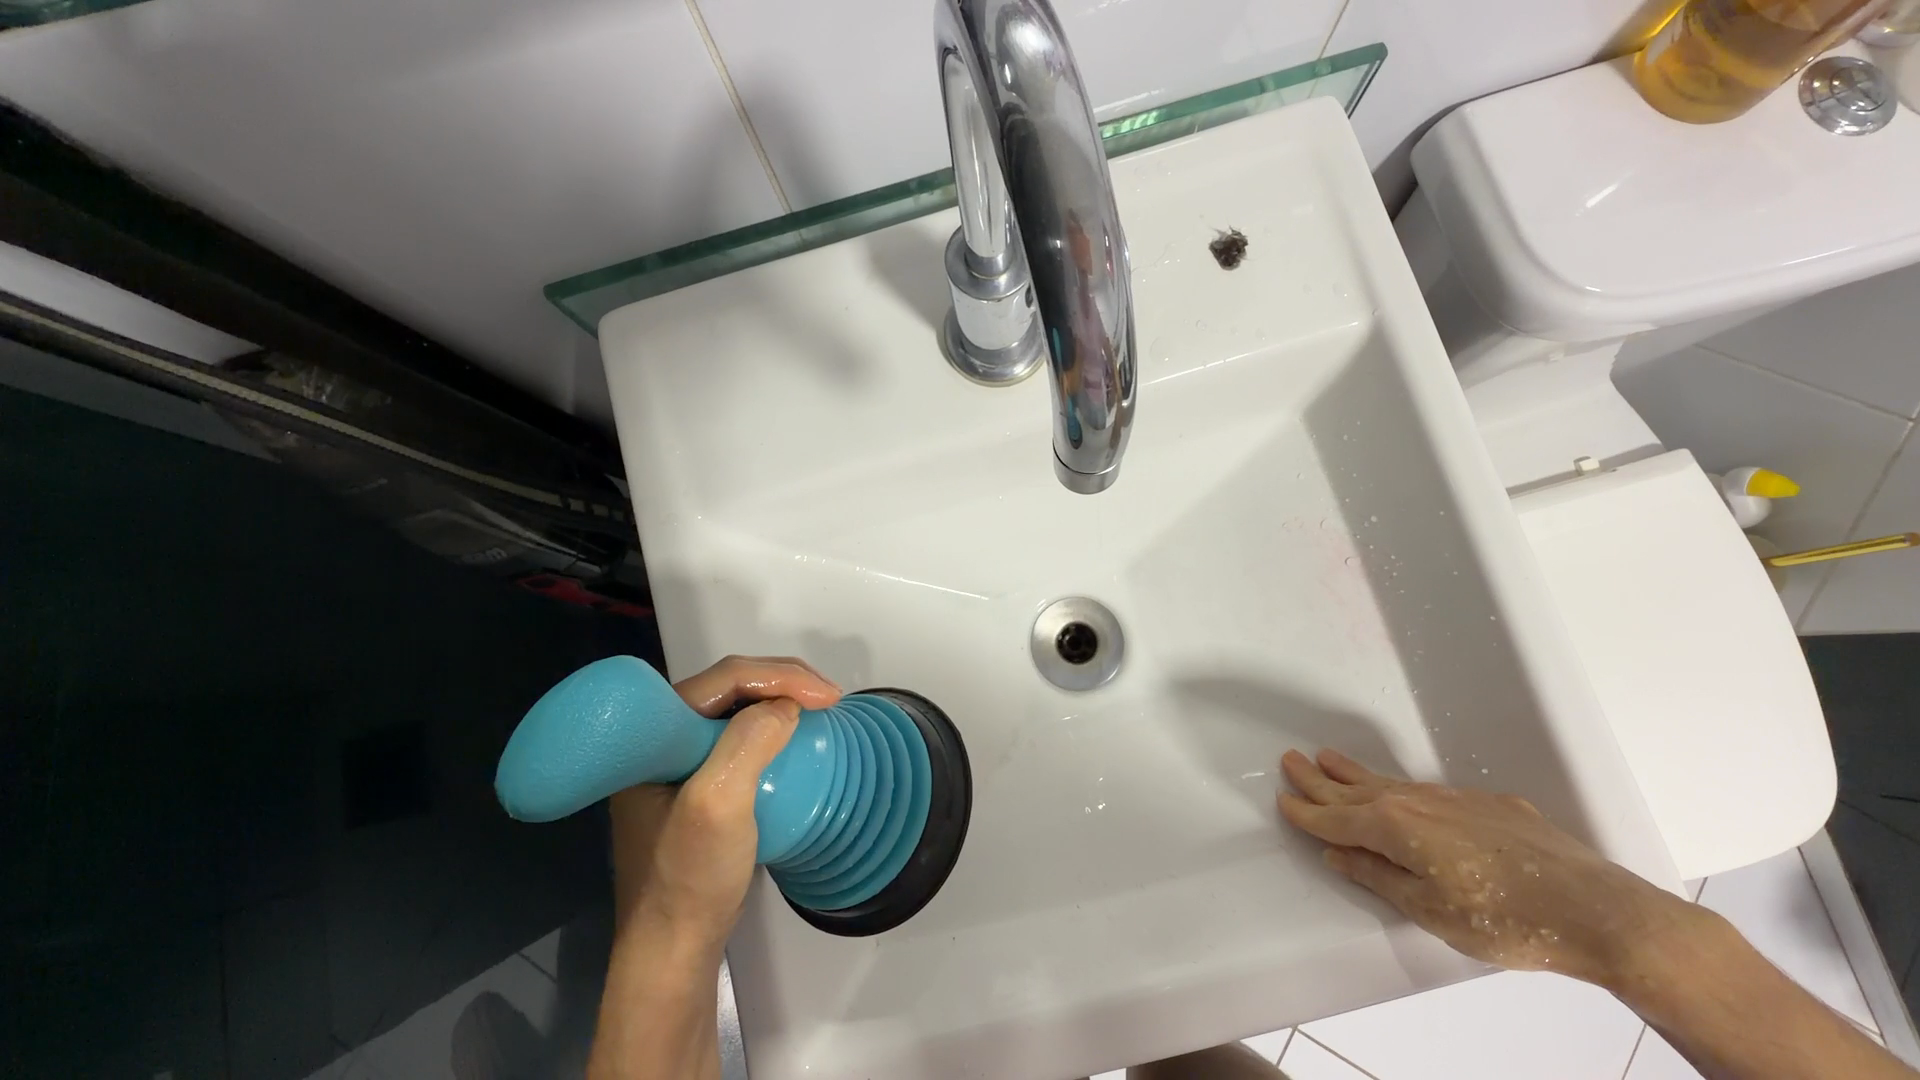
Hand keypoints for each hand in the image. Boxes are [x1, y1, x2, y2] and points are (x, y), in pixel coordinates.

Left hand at [609, 656, 841, 948]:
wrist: (674, 949)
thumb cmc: (689, 878)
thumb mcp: (717, 805)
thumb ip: (746, 744)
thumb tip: (786, 706)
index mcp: (652, 734)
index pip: (723, 680)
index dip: (780, 676)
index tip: (828, 696)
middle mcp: (660, 740)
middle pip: (729, 688)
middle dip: (784, 683)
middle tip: (830, 699)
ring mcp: (677, 764)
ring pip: (736, 711)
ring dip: (780, 702)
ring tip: (819, 710)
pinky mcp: (695, 786)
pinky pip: (738, 740)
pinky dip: (772, 731)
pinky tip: (795, 740)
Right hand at [1278, 749, 1691, 986]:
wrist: (1596, 911)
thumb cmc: (1505, 921)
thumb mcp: (1429, 910)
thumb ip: (1378, 876)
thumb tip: (1339, 854)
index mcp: (1395, 828)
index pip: (1336, 820)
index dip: (1307, 812)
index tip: (1282, 798)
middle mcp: (1417, 803)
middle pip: (1355, 790)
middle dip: (1319, 779)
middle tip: (1290, 760)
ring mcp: (1453, 800)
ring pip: (1389, 783)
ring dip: (1353, 773)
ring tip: (1327, 758)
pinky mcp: (1487, 805)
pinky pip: (1425, 791)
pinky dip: (1396, 787)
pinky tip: (1398, 791)